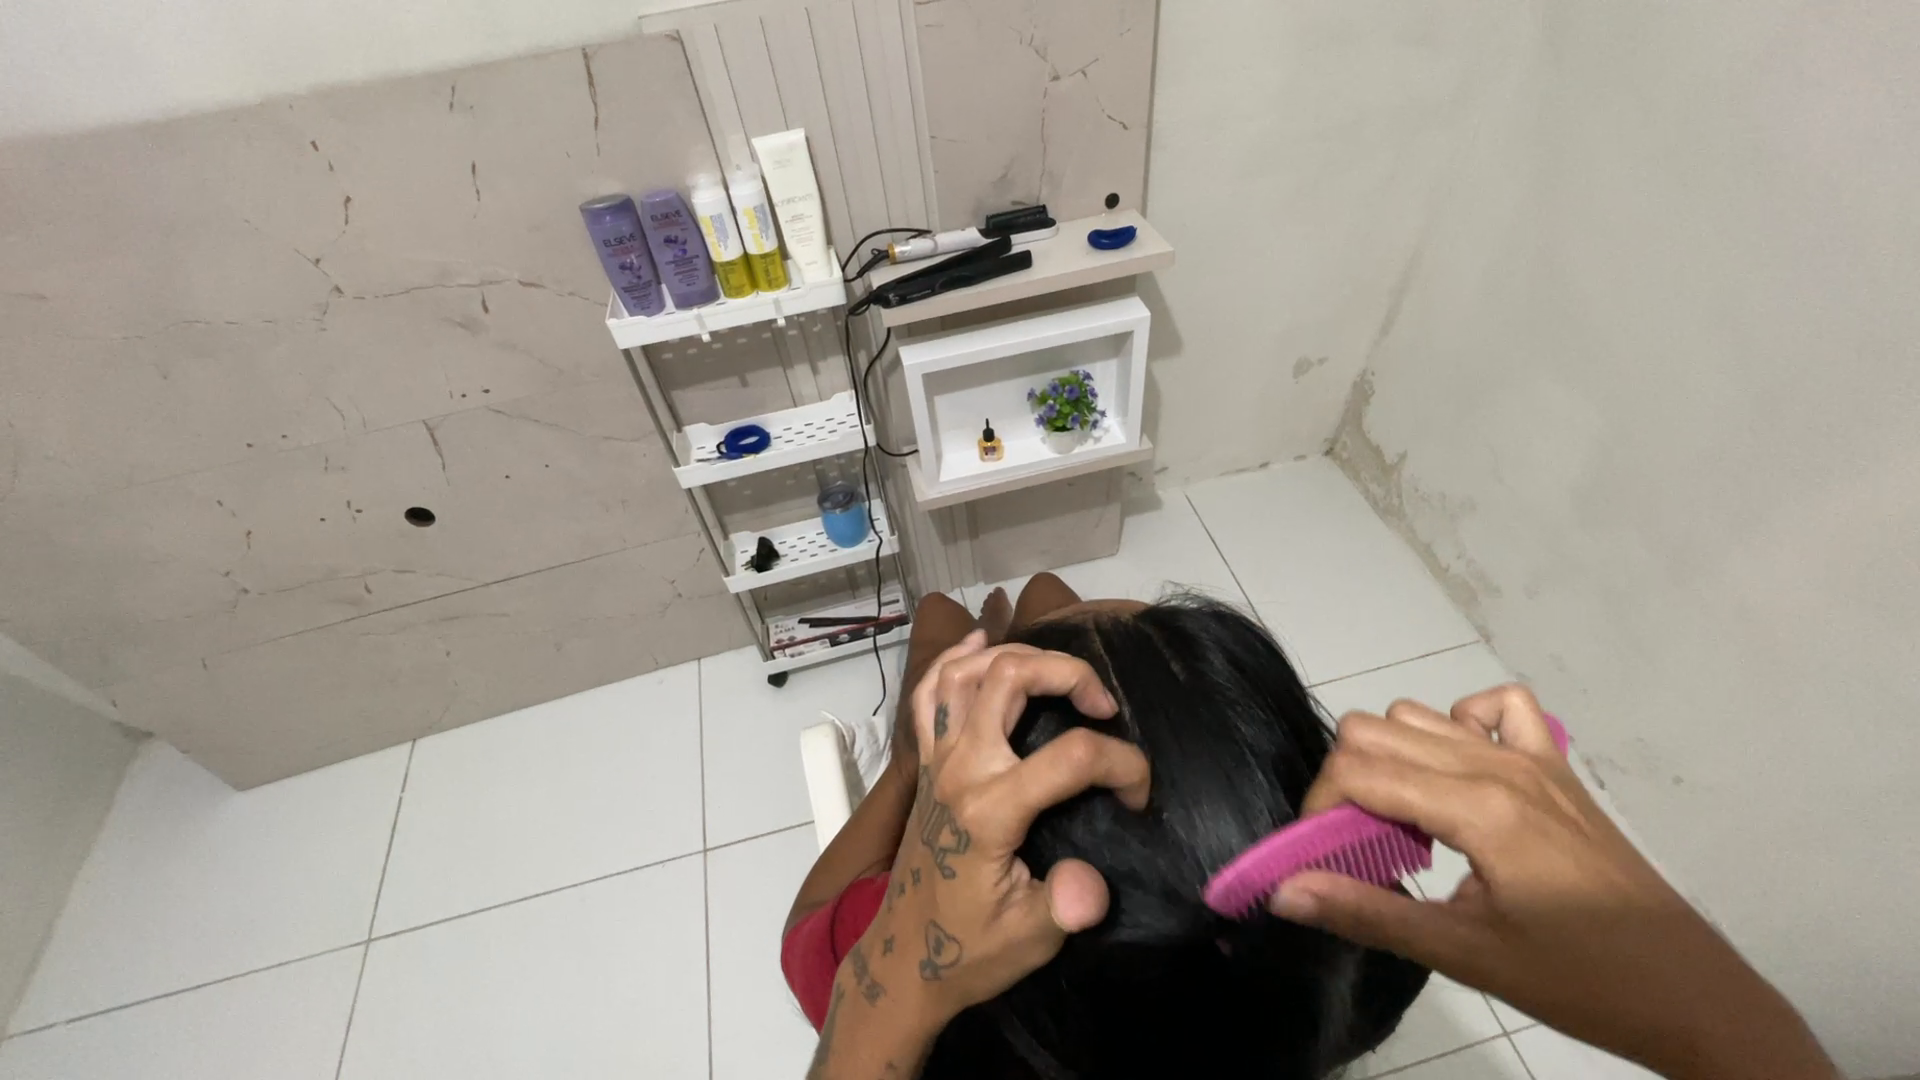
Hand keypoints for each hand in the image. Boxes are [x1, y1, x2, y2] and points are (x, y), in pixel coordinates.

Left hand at [848, 633, 1150, 1029]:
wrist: (906, 957)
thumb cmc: (971, 948)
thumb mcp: (1030, 940)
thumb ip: (1066, 906)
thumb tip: (1092, 882)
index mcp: (991, 809)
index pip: (1071, 757)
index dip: (1122, 765)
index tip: (1140, 794)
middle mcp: (961, 767)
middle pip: (1009, 679)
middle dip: (1067, 673)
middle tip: (1101, 704)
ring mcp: (937, 759)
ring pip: (965, 673)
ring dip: (1015, 655)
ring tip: (1056, 672)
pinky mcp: (925, 763)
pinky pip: (929, 694)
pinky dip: (952, 660)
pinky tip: (977, 642)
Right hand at [1270, 685, 1834, 1079]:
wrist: (1697, 999)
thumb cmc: (1579, 981)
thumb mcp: (1463, 954)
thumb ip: (1365, 914)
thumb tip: (1282, 892)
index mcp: (1476, 807)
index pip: (1357, 772)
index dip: (1319, 806)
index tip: (1321, 853)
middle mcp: (1496, 764)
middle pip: (1373, 729)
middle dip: (1345, 779)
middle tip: (1359, 840)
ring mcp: (1531, 758)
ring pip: (1418, 714)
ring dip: (1391, 757)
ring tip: (1406, 819)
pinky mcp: (1556, 766)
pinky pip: (1495, 707)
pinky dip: (1462, 725)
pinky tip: (1461, 773)